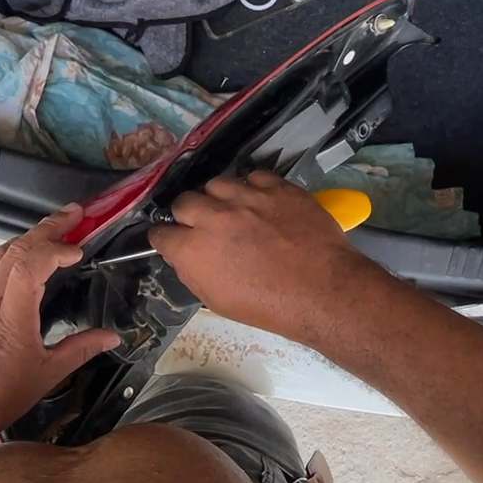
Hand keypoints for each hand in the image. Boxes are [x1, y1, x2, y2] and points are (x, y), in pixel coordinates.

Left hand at [0, 205, 122, 437]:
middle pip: (14, 249)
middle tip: (74, 215)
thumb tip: (113, 337)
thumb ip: (81, 349)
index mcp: (10, 319)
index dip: (54, 249)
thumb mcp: (46, 375)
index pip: (28, 265)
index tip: (77, 251)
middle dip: (46, 228)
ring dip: (26, 238)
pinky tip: (23, 256)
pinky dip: (8, 255)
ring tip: (52, 231)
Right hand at [149, 172, 381, 344]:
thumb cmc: (266, 306)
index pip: (160, 233)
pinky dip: (252, 188)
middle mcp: (213, 217)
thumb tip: (183, 256)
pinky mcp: (276, 187)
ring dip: (218, 197)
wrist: (321, 291)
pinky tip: (260, 203)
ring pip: (216, 184)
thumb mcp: (217, 300)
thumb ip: (192, 273)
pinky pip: (253, 177)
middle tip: (201, 225)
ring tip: (231, 209)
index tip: (171, 241)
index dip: (164, 238)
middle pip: (184, 201)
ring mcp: (246, 197)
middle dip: (187, 214)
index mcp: (193, 249)